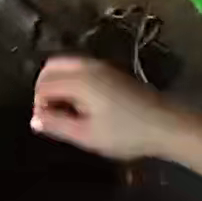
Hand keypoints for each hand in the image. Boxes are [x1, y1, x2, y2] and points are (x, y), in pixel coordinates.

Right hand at [30, 55, 195, 160]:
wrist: (167, 124)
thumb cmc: (126, 133)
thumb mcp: (86, 135)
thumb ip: (57, 124)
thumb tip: (34, 119)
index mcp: (80, 79)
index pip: (43, 83)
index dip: (38, 104)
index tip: (46, 124)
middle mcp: (89, 66)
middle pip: (52, 67)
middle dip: (44, 88)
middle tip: (51, 114)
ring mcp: (102, 66)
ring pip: (67, 66)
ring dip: (59, 84)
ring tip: (66, 112)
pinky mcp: (113, 71)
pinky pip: (81, 68)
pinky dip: (72, 81)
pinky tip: (82, 105)